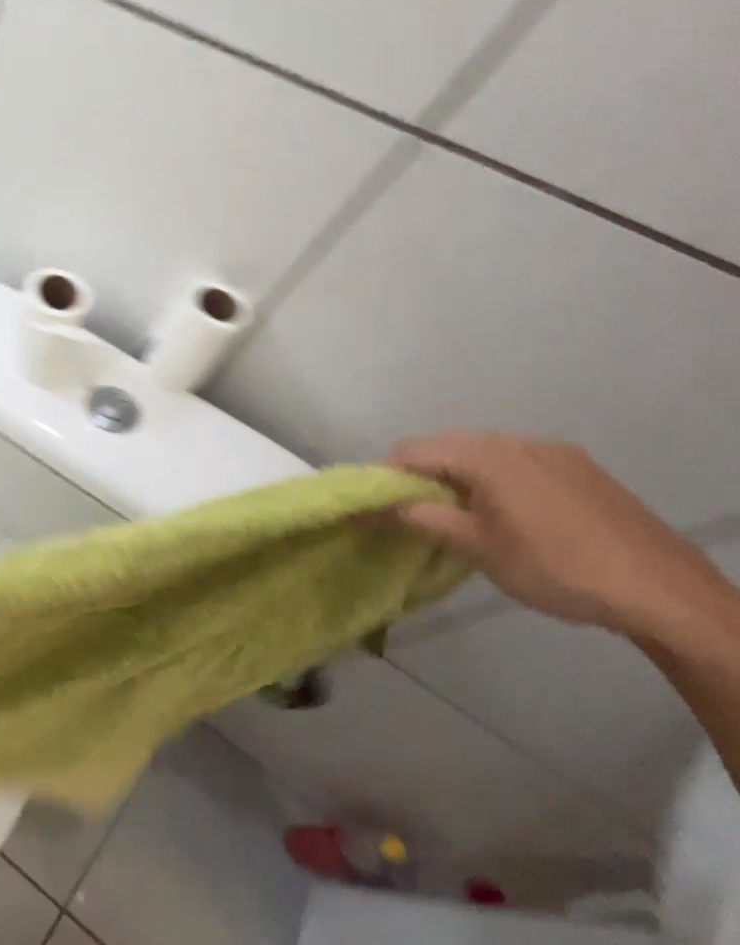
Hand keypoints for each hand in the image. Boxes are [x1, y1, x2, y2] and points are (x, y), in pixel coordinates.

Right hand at [388, 430, 731, 638]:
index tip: (372, 506)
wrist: (663, 592)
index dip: (383, 475)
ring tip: (453, 514)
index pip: (412, 450)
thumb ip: (420, 518)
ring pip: (483, 452)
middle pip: (446, 444)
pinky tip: (500, 512)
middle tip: (407, 512)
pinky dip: (492, 478)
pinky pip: (516, 461)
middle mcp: (519, 442)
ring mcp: (555, 454)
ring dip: (456, 475)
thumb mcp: (476, 547)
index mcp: (488, 457)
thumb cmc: (555, 568)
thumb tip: (373, 506)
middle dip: (418, 473)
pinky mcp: (581, 470)